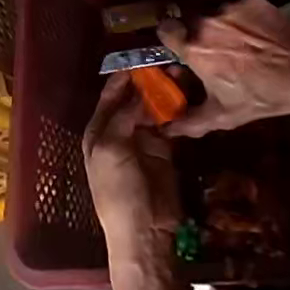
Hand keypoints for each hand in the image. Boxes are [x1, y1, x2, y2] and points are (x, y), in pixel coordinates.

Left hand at [83, 72, 182, 289]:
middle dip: (150, 81)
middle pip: (135, 98)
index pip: (111, 94)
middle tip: (171, 61)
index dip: (126, 75)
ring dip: (167, 92)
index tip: (145, 56)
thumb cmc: (119, 192)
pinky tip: (190, 95)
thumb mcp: (112, 150)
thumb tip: (142, 90)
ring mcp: (143, 140)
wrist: (146, 233)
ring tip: (184, 73)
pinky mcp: (165, 150)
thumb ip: (125, 116)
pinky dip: (178, 110)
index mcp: (98, 130)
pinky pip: (170, 123)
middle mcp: (119, 131)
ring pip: (154, 108)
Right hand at [157, 0, 289, 137]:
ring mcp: (232, 9)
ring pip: (219, 14)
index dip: (171, 36)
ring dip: (225, 26)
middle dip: (202, 35)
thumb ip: (190, 123)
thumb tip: (166, 131)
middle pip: (195, 23)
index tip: (178, 43)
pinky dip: (247, 18)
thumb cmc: (259, 96)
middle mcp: (208, 22)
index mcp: (194, 48)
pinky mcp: (253, 1)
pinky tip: (260, 34)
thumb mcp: (223, 116)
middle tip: (218, 51)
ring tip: (244, 44)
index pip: (167, 30)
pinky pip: (242, 8)